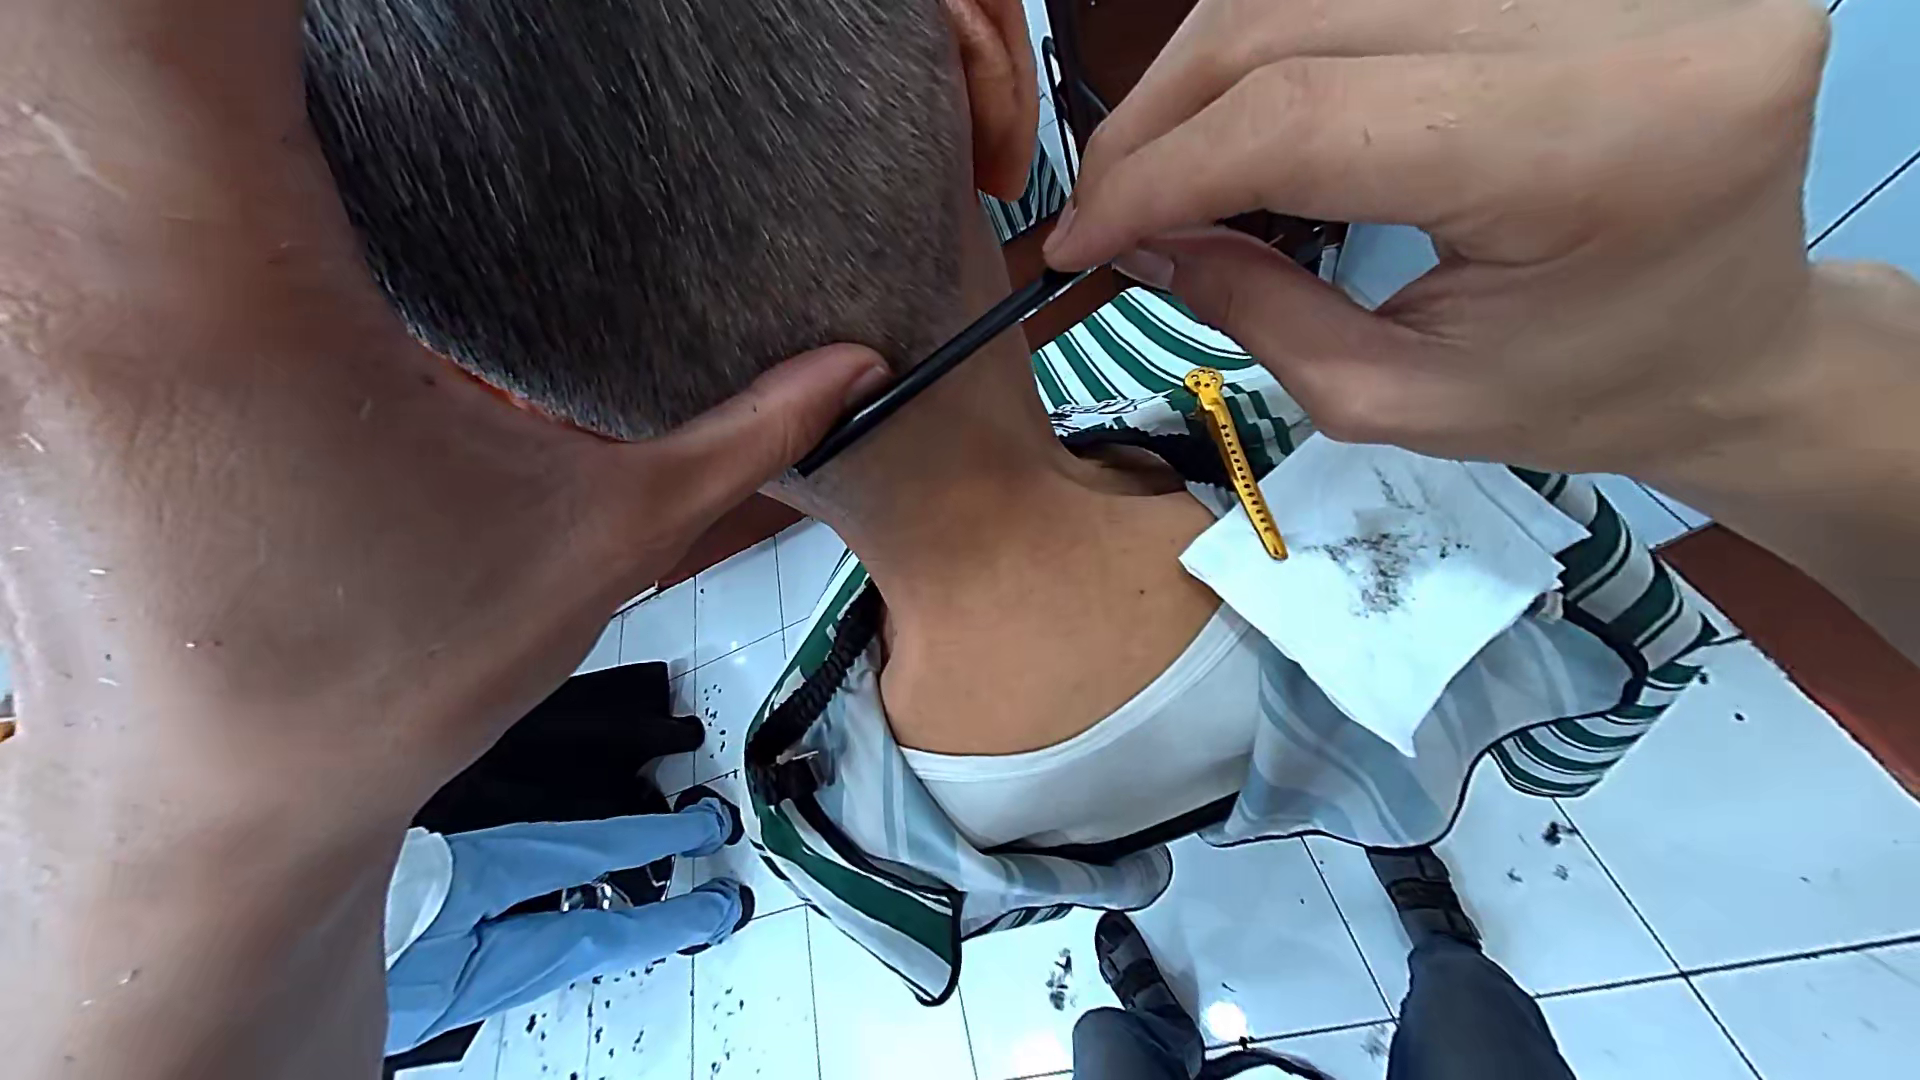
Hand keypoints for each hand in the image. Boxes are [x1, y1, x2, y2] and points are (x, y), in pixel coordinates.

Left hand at [0, 3, 883, 1073]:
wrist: (227, 787)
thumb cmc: (425, 665)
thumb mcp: (618, 538)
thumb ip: (751, 434)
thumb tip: (859, 363)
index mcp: (232, 288)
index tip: (515, 8)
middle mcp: (61, 235)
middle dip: (272, 1)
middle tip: (480, 34)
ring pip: (37, 44)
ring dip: (198, 26)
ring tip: (404, 59)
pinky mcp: (2, 291)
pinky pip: (46, 107)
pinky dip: (152, 66)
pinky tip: (270, 90)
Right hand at [1044, 0, 1830, 476]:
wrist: (1712, 342)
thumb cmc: (1552, 397)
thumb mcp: (1376, 395)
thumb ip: (1250, 308)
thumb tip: (1138, 241)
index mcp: (1588, 146)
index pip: (1304, 114)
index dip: (1156, 173)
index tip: (1075, 239)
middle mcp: (1622, 5)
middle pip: (1292, 13)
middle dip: (1153, 122)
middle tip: (1093, 209)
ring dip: (1188, 81)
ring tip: (1142, 175)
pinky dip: (1251, 54)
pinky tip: (1216, 125)